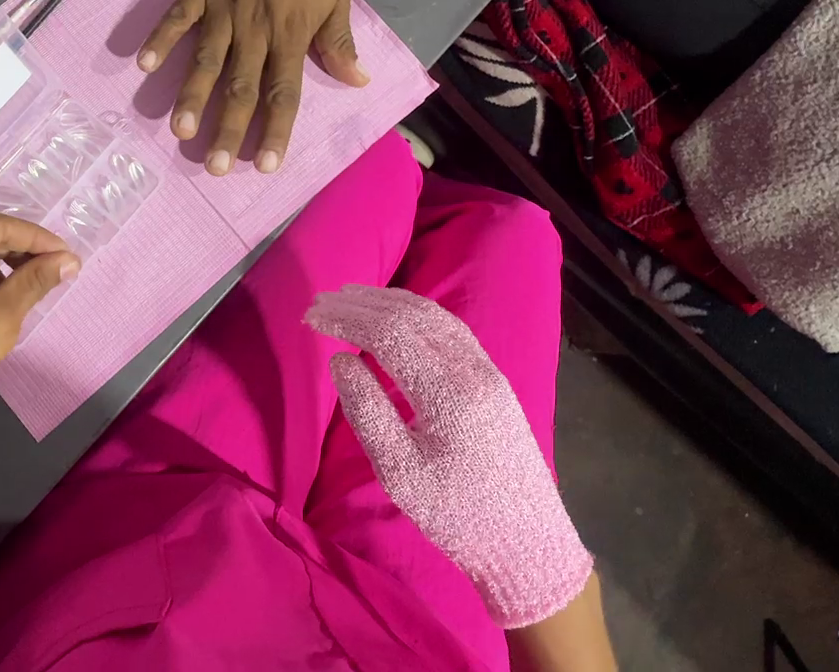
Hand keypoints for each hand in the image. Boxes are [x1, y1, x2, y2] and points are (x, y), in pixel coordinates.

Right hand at [138, 0, 369, 175]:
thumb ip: (338, 41)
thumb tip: (356, 81)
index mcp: (291, 33)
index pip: (282, 92)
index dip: (275, 131)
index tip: (265, 166)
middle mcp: (256, 27)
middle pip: (241, 86)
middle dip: (228, 129)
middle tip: (214, 165)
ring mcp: (224, 6)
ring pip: (207, 59)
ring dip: (192, 96)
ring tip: (179, 129)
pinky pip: (177, 16)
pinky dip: (161, 39)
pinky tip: (144, 64)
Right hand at [306, 285, 592, 628]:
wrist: (527, 542)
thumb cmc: (457, 514)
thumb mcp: (399, 474)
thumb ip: (366, 412)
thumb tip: (340, 359)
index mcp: (448, 394)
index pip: (388, 334)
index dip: (346, 320)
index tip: (311, 317)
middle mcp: (472, 370)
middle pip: (409, 315)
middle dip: (360, 303)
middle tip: (319, 301)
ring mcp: (487, 370)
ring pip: (432, 314)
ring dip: (387, 300)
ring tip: (348, 297)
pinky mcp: (493, 377)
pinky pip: (449, 327)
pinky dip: (413, 311)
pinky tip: (394, 313)